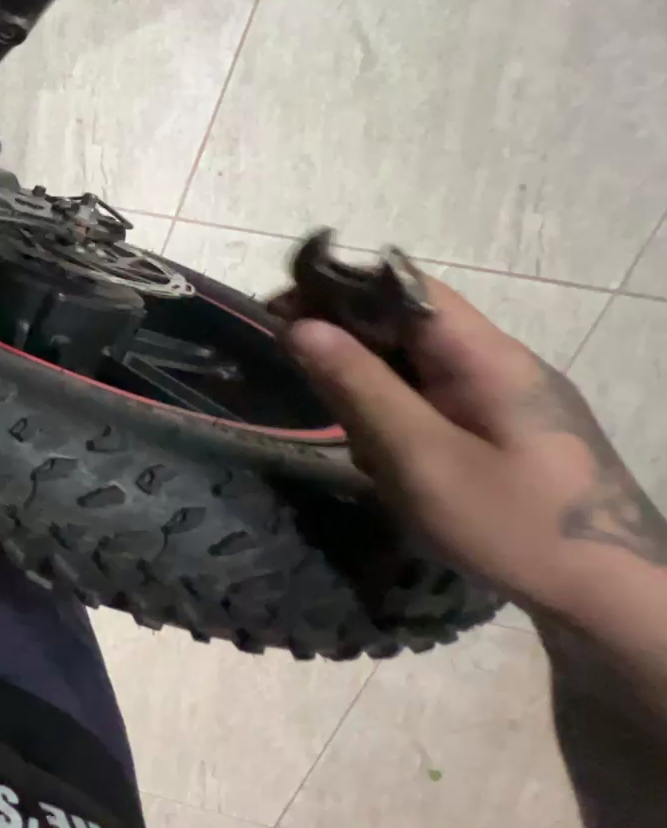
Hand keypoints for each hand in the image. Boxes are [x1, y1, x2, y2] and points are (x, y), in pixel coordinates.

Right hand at [282, 278, 666, 617]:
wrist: (613, 601)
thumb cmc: (512, 524)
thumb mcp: (419, 456)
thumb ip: (359, 386)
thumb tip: (300, 326)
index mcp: (490, 359)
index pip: (407, 291)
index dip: (339, 291)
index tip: (279, 315)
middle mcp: (500, 365)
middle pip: (406, 323)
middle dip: (344, 340)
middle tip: (292, 372)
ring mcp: (503, 397)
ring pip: (411, 361)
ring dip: (363, 380)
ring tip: (340, 427)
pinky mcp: (499, 428)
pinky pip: (427, 395)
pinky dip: (388, 408)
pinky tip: (376, 449)